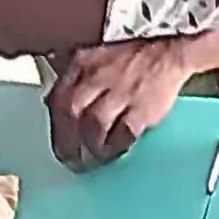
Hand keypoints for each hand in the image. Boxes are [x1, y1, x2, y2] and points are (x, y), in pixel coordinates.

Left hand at [46, 39, 195, 168]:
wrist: (164, 58)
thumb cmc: (130, 63)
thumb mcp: (94, 62)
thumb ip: (75, 82)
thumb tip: (55, 105)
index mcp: (82, 65)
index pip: (59, 98)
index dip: (56, 128)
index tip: (59, 148)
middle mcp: (96, 77)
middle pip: (72, 112)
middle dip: (69, 141)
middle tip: (73, 161)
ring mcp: (119, 94)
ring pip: (95, 124)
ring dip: (93, 146)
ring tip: (95, 159)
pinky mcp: (141, 109)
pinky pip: (123, 133)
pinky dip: (116, 147)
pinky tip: (114, 153)